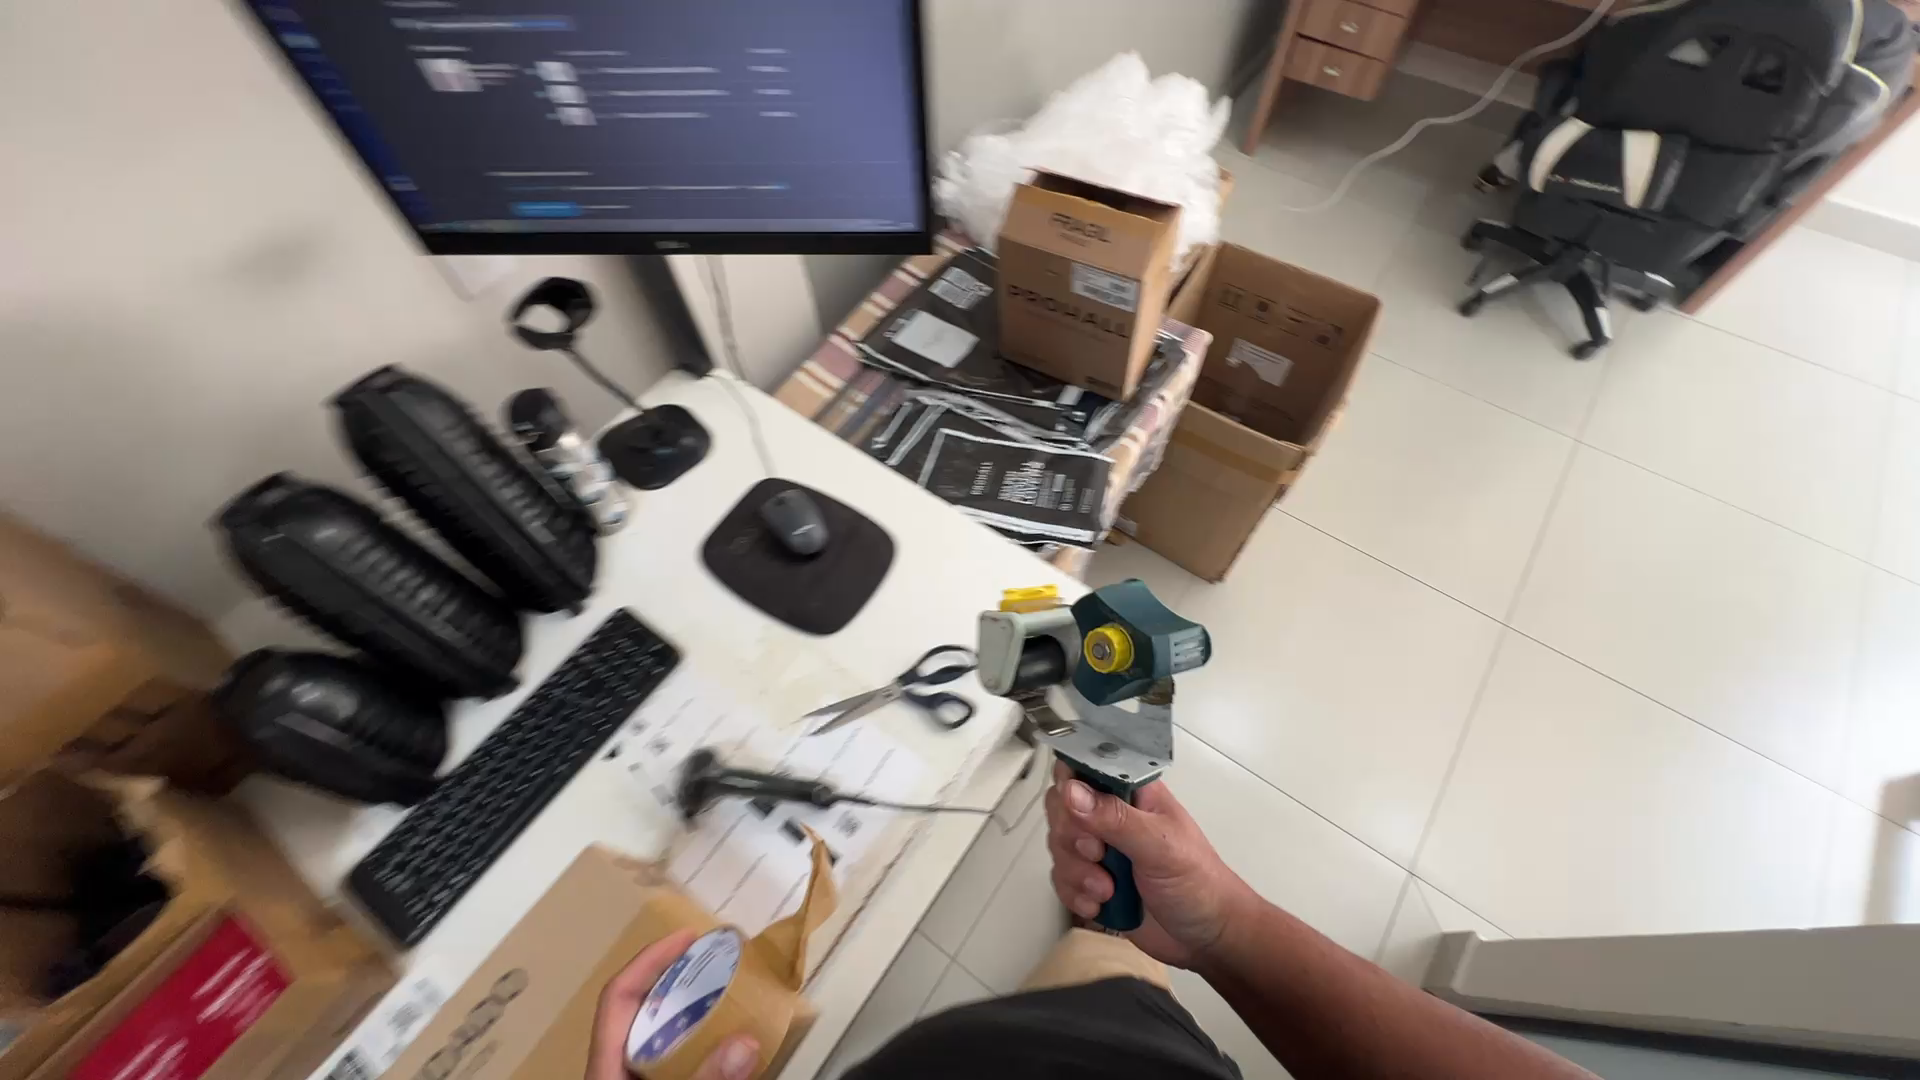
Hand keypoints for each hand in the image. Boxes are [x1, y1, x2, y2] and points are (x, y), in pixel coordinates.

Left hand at [587, 928, 761, 1079]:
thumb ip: (704, 1078)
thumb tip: (747, 1041)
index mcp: (605, 1065)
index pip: (618, 995)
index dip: (649, 959)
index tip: (688, 936)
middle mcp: (614, 1066)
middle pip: (638, 1006)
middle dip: (674, 975)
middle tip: (713, 956)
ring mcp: (630, 1076)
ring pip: (653, 1032)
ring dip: (686, 1006)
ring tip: (721, 987)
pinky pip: (668, 1055)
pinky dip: (692, 1039)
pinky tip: (719, 1039)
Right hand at [1044, 763, 1254, 968]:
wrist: (1206, 940)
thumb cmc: (1196, 882)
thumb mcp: (1160, 845)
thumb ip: (1115, 817)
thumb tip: (1069, 790)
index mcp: (1130, 792)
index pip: (1083, 767)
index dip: (1069, 784)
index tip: (1075, 811)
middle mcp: (1109, 813)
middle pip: (1060, 806)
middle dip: (1072, 837)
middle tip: (1098, 854)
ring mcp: (1098, 847)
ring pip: (1057, 843)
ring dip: (1076, 871)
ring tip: (1107, 890)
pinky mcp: (1089, 879)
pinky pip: (1059, 876)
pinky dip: (1073, 894)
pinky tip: (1098, 905)